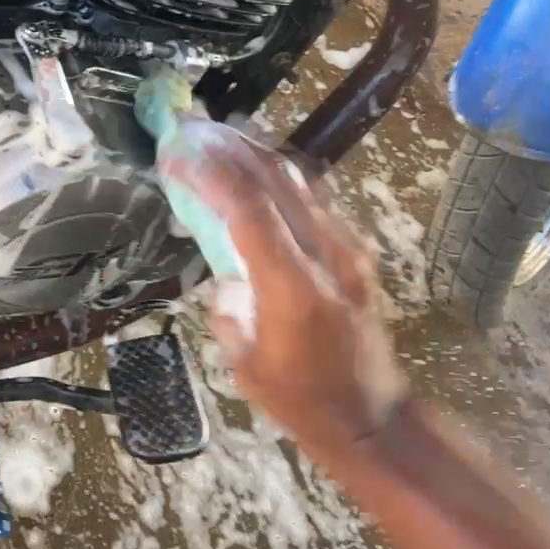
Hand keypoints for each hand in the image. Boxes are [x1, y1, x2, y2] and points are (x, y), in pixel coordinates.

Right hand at [161, 129, 407, 462]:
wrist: (374, 420)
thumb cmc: (299, 399)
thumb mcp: (244, 359)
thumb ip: (228, 303)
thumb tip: (222, 269)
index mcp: (293, 287)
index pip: (249, 209)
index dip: (209, 174)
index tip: (175, 154)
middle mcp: (326, 255)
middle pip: (275, 181)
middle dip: (228, 148)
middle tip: (191, 128)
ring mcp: (347, 249)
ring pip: (299, 180)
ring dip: (255, 152)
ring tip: (219, 134)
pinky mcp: (355, 250)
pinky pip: (313, 196)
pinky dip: (277, 174)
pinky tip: (255, 165)